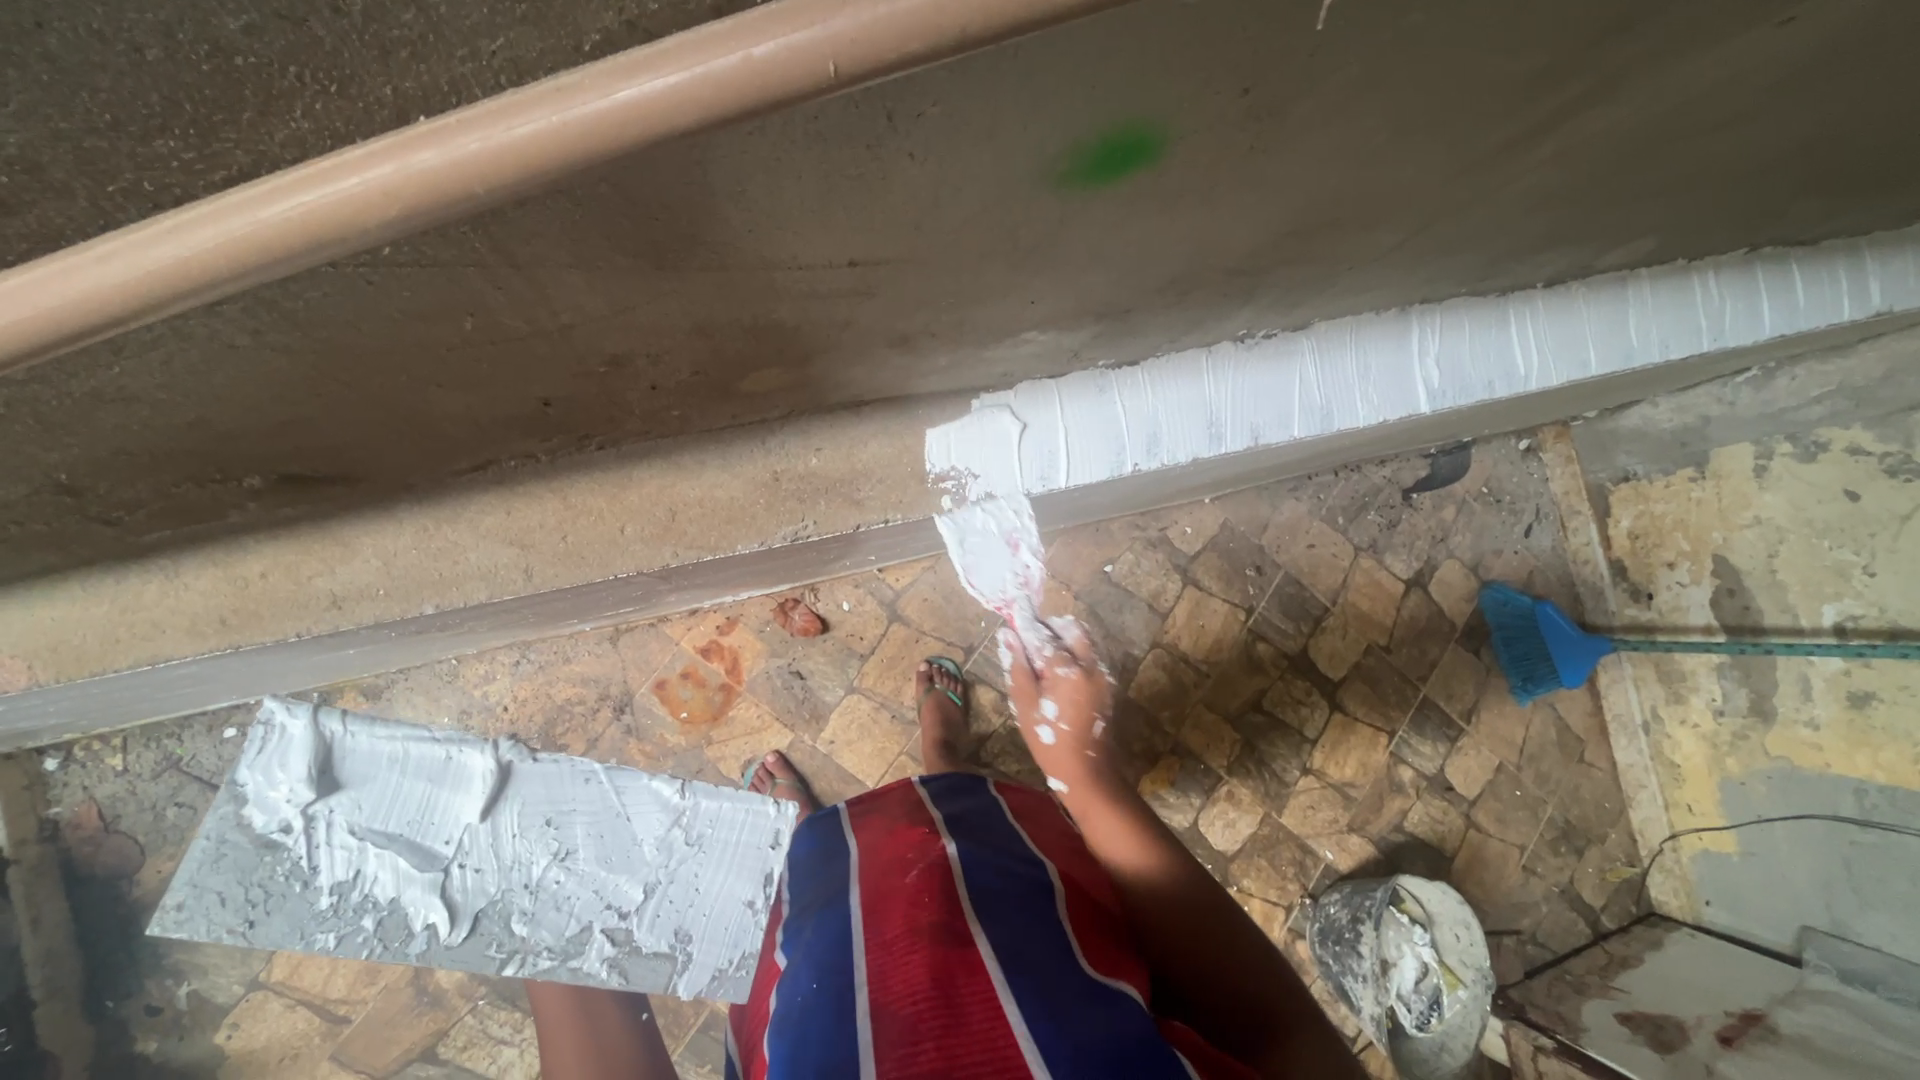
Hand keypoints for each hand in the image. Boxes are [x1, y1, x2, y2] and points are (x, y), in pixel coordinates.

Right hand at [1002, 618, 1120, 797]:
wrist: (1087, 772)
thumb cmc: (1049, 743)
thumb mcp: (1025, 705)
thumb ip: (1018, 666)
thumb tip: (1008, 636)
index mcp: (1068, 670)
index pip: (1044, 635)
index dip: (1026, 626)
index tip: (1013, 619)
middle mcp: (1091, 665)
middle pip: (1073, 629)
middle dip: (1051, 627)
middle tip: (1031, 640)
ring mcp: (1103, 675)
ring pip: (1084, 642)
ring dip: (1064, 640)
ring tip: (1042, 660)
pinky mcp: (1107, 685)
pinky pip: (1090, 658)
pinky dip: (1074, 655)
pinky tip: (1057, 674)